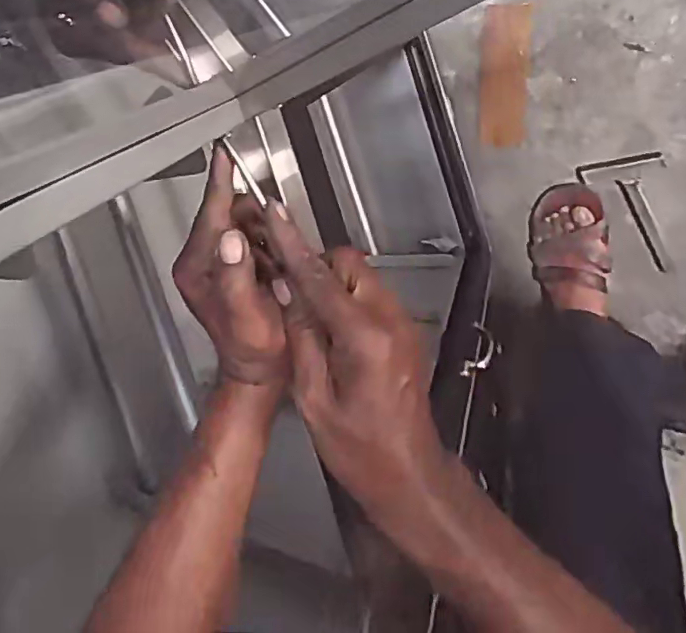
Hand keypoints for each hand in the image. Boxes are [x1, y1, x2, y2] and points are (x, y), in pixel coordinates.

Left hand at [173, 148, 288, 390]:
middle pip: (231, 213)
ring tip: (274, 271)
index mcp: (199, 266)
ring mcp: (215, 263)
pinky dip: (267, 247)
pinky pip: (251, 238)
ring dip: (265, 238)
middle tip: (274, 254)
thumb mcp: (248, 315)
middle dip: (258, 225)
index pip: (211, 212)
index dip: (220, 182)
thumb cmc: (255, 348)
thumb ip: (237, 277)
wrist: (258, 370)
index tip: (223, 155)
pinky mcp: (229, 266)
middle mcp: (201, 261)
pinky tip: (273, 272)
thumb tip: (231, 239)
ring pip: (244, 224)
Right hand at [257, 204, 451, 518]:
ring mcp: (402, 322)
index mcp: (363, 339)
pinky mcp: (404, 328)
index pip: (320, 278)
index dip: (293, 243)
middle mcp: (390, 320)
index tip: (276, 213)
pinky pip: (370, 295)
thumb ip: (300, 336)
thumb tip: (285, 289)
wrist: (410, 472)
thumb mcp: (313, 399)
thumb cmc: (361, 450)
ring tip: (309, 319)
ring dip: (331, 285)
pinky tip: (330, 330)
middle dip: (316, 269)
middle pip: (347, 264)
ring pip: (360, 276)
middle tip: (290, 293)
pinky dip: (346, 299)